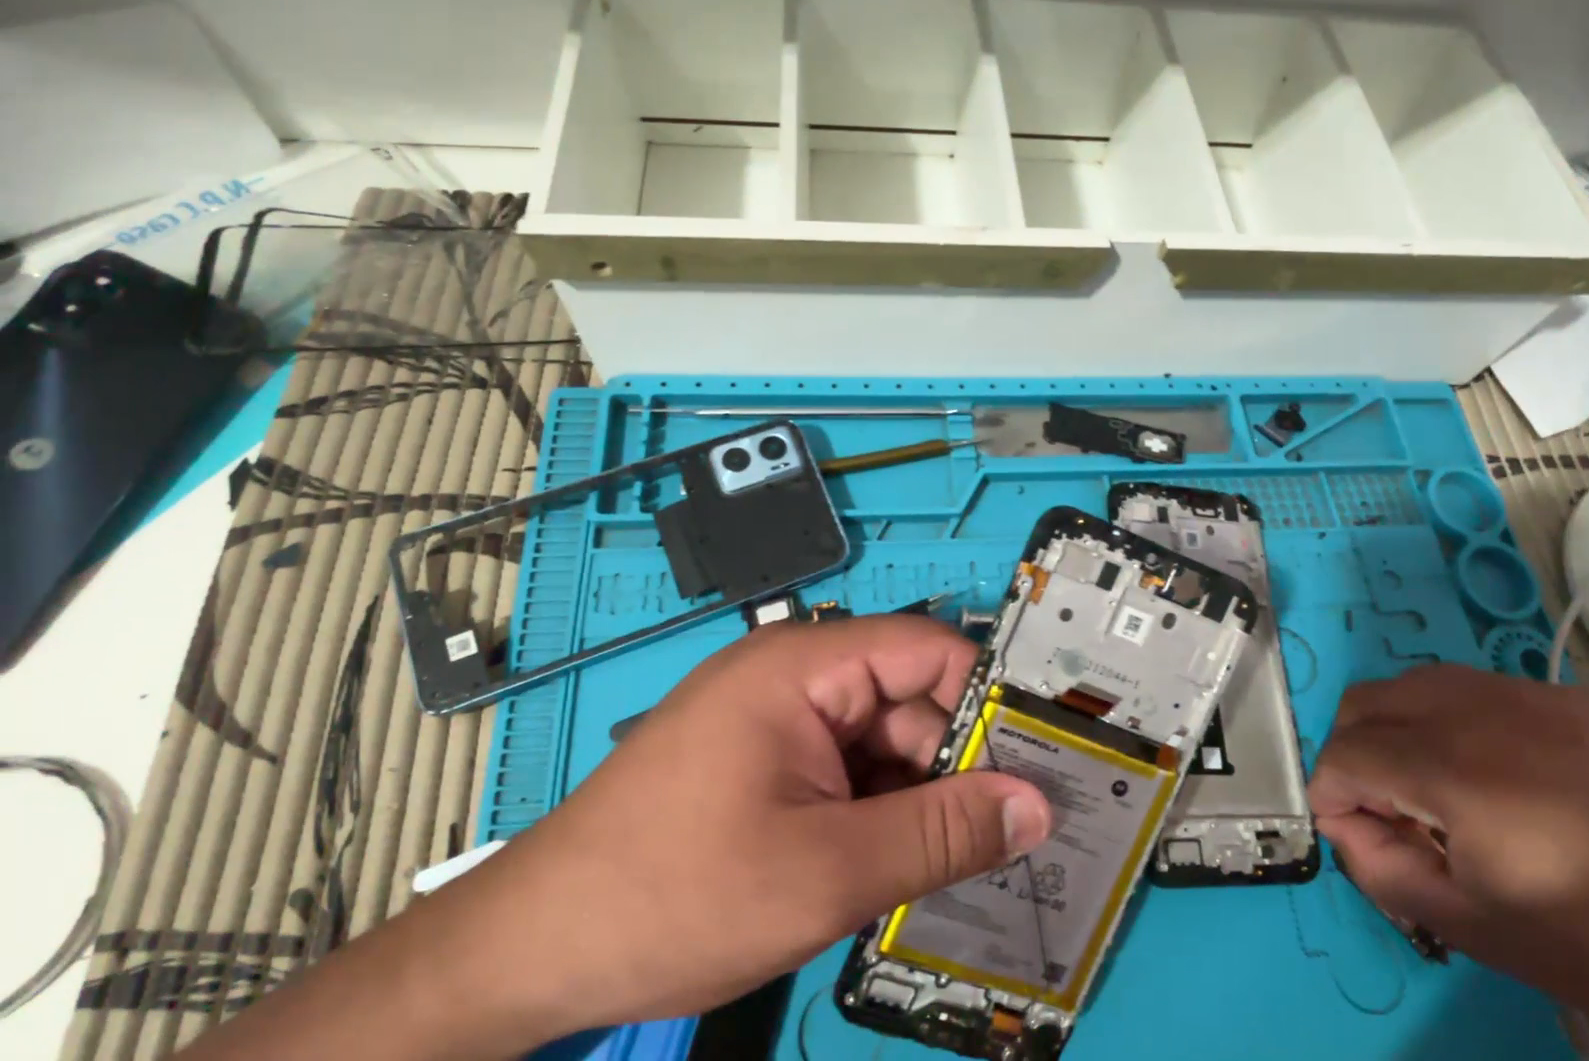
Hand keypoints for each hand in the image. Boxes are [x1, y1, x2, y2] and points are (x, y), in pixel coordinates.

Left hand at [178, 617, 1051, 1060]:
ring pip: (880, 750)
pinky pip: (843, 779)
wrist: (535, 953)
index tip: (1040, 766)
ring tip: (948, 872)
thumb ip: (942, 834)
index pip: (928, 650)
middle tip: (1005, 843)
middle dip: (955, 769)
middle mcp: (789, 682)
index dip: (988, 702)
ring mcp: (771, 729)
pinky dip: (874, 820)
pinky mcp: (759, 772)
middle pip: (908, 704)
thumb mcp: (827, 871)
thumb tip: (1037, 806)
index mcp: (801, 669)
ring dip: (915, 804)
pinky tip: (890, 873)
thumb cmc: (674, 895)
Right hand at [1312, 665, 1588, 1060]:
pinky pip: (1493, 691)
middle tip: (1382, 806)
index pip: (1345, 753)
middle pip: (1373, 698)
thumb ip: (1379, 866)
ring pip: (1429, 681)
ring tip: (1439, 789)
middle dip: (1354, 749)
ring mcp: (1545, 695)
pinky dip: (1465, 722)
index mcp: (1455, 768)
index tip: (1351, 831)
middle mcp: (1490, 709)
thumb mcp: (1470, 926)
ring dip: (1406, 727)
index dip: (1329, 794)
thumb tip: (1349, 823)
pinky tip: (1509, 778)